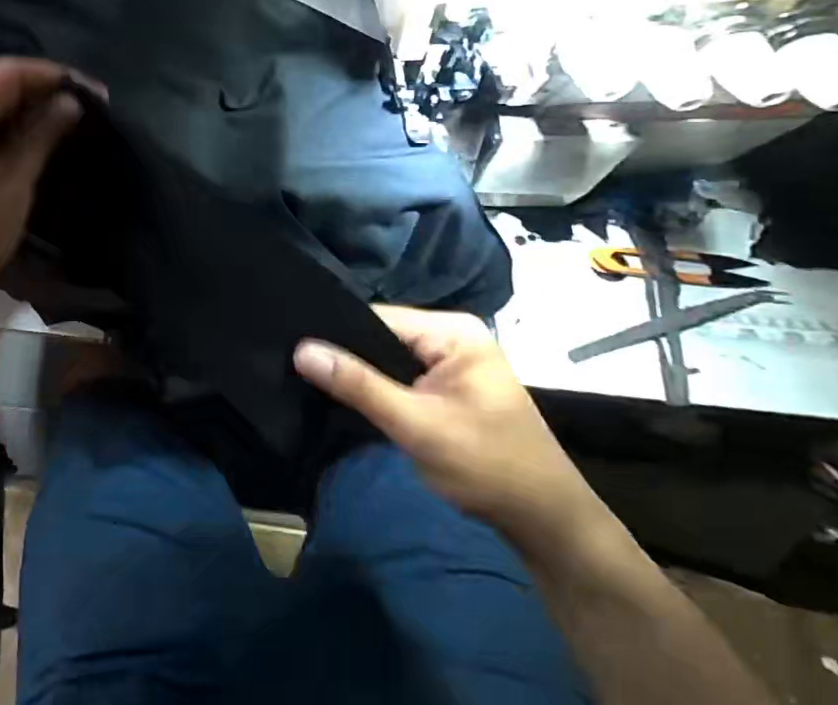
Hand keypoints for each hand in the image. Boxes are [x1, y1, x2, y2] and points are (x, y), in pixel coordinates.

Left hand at [0, 58, 83, 368]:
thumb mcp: (12, 186)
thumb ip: (40, 136)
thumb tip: (71, 102)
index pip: (8, 73)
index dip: (54, 75)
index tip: (95, 92)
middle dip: (42, 90)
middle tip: (87, 107)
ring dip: (25, 107)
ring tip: (67, 120)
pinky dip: (4, 124)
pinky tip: (32, 136)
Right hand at [294, 306, 604, 541]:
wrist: (543, 519)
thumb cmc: (486, 466)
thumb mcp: (417, 425)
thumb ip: (359, 385)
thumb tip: (302, 349)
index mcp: (454, 331)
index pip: (379, 318)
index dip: (337, 333)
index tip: (293, 349)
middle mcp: (454, 336)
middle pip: (383, 336)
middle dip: (348, 356)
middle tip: (296, 369)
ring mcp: (452, 362)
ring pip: (390, 358)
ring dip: (362, 375)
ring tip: (311, 381)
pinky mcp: (448, 386)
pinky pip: (403, 376)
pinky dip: (381, 390)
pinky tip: (349, 399)